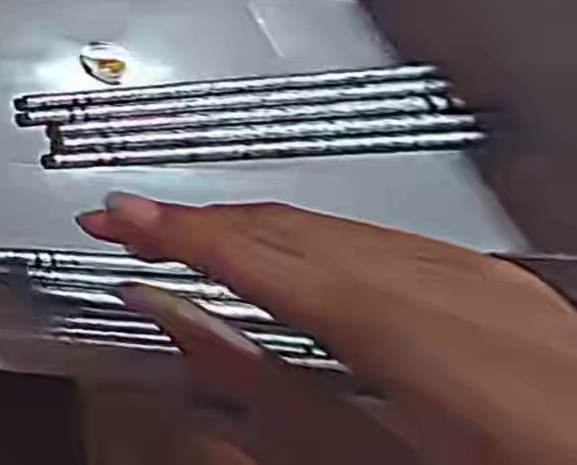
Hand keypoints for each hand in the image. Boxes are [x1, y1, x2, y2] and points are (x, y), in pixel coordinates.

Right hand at [78, 193, 576, 464]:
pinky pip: (361, 232)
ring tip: (172, 233)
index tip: (108, 218)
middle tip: (118, 224)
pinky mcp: (496, 277)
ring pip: (316, 222)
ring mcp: (485, 278)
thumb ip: (264, 386)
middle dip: (189, 221)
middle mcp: (462, 296)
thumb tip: (165, 313)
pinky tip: (259, 242)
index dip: (170, 231)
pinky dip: (290, 232)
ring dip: (231, 224)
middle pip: (283, 230)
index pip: (259, 258)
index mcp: (429, 349)